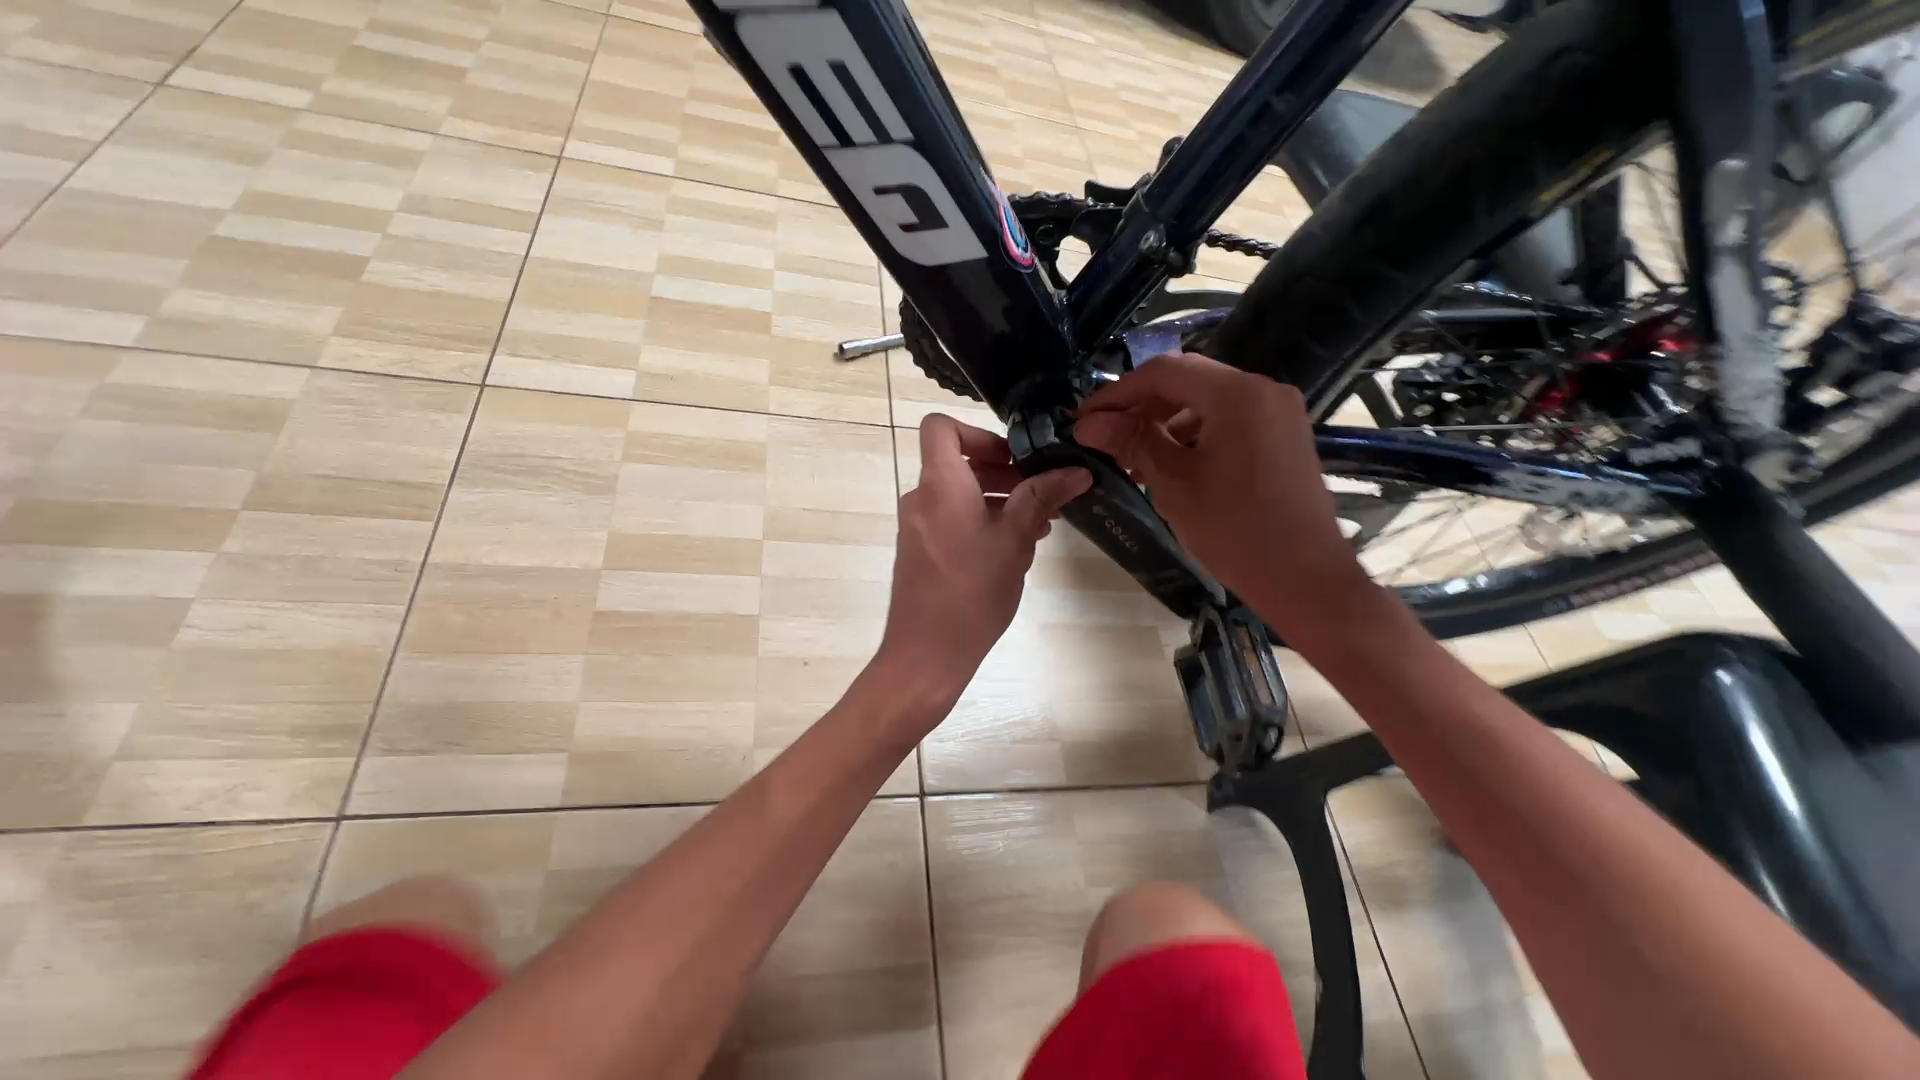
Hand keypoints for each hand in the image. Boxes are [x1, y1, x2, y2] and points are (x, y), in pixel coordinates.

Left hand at [878, 415, 1091, 692]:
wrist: (926, 653)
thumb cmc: (972, 592)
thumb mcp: (1015, 541)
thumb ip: (1043, 499)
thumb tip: (1077, 470)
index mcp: (940, 484)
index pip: (941, 427)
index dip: (978, 432)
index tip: (1014, 457)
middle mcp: (921, 498)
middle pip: (957, 463)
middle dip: (1002, 471)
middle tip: (1042, 492)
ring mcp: (917, 527)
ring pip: (959, 495)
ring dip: (998, 499)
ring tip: (1039, 525)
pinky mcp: (920, 552)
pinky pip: (951, 520)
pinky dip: (981, 522)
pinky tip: (1015, 549)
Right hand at [1072, 353, 1373, 634]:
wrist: (1305, 578)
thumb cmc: (1235, 530)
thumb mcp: (1174, 484)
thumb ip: (1132, 442)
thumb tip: (1087, 424)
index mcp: (1237, 393)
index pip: (1163, 371)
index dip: (1117, 392)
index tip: (1084, 418)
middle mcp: (1263, 390)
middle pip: (1187, 381)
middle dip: (1140, 406)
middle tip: (1103, 436)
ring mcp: (1279, 412)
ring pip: (1208, 401)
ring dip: (1165, 422)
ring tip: (1131, 459)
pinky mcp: (1284, 436)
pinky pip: (1231, 420)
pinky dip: (1195, 435)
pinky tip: (1169, 466)